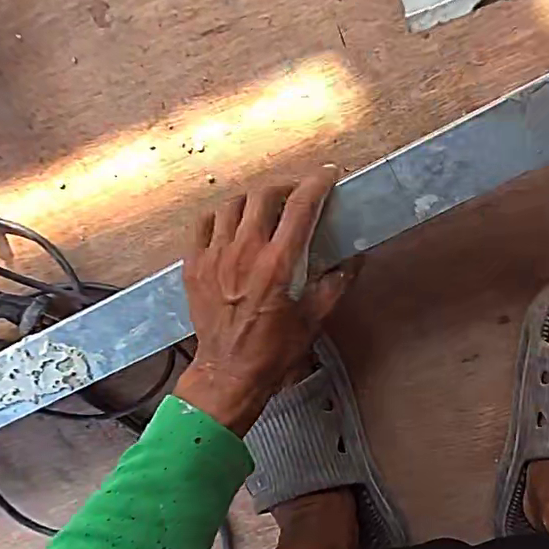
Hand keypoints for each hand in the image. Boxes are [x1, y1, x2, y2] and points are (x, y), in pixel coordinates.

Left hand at [175, 167, 357, 433]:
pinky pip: (203, 224)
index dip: (316, 184)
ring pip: (232, 204)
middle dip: (284, 188)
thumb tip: (354, 259)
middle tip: (294, 195)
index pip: (300, 207)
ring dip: (252, 200)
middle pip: (263, 195)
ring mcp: (215, 256)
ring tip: (263, 209)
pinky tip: (230, 225)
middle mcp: (244, 252)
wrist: (228, 372)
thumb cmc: (273, 351)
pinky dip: (219, 216)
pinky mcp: (194, 265)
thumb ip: (335, 284)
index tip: (326, 176)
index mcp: (278, 264)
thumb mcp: (313, 319)